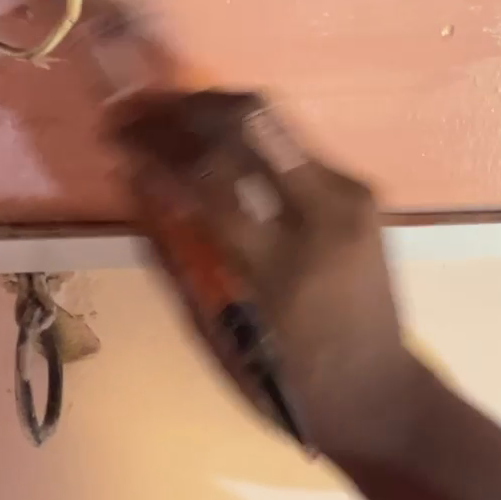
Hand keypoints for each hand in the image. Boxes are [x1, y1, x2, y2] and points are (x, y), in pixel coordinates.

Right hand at [110, 91, 423, 456]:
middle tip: (142, 109)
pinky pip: (292, 141)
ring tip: (169, 112)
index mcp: (286, 264)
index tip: (119, 141)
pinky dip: (245, 132)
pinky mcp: (361, 187)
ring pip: (273, 118)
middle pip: (251, 124)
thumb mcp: (219, 334)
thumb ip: (175, 255)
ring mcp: (351, 192)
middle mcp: (326, 212)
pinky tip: (213, 135)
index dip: (159, 155)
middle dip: (187, 108)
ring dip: (214, 109)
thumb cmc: (289, 379)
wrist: (381, 391)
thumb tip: (139, 186)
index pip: (211, 184)